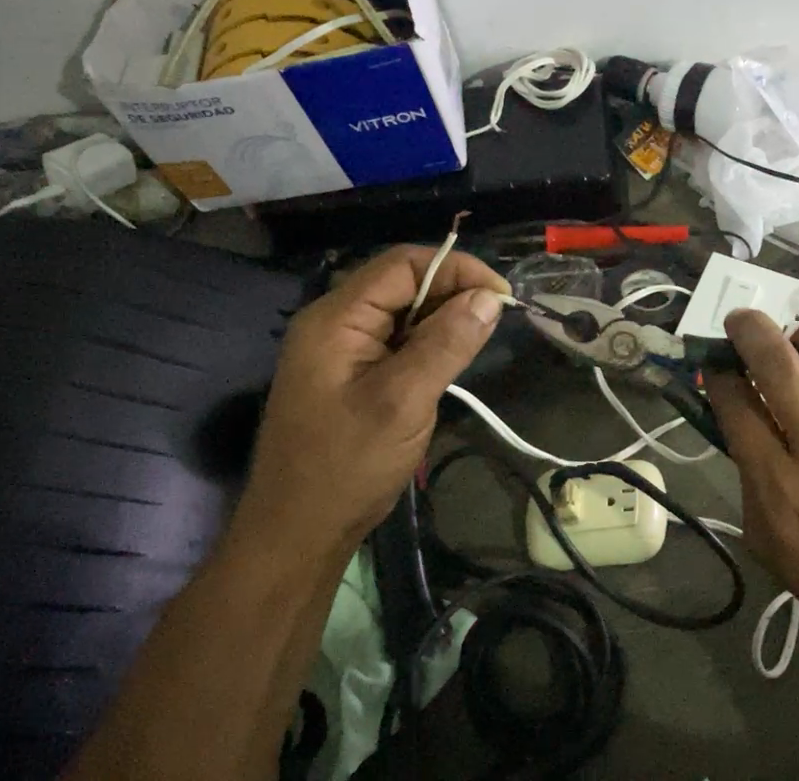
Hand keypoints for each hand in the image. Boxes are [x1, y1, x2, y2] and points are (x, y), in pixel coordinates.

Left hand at [230, 246, 509, 560]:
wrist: (298, 533)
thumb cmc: (346, 465)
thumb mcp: (404, 400)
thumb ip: (446, 343)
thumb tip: (489, 298)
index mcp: (336, 319)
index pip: (402, 264)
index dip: (456, 268)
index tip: (501, 294)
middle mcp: (335, 323)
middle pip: (402, 282)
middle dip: (454, 291)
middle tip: (497, 317)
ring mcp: (341, 350)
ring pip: (403, 311)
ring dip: (445, 317)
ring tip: (482, 336)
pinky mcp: (352, 374)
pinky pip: (397, 340)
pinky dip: (430, 341)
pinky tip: (453, 358)